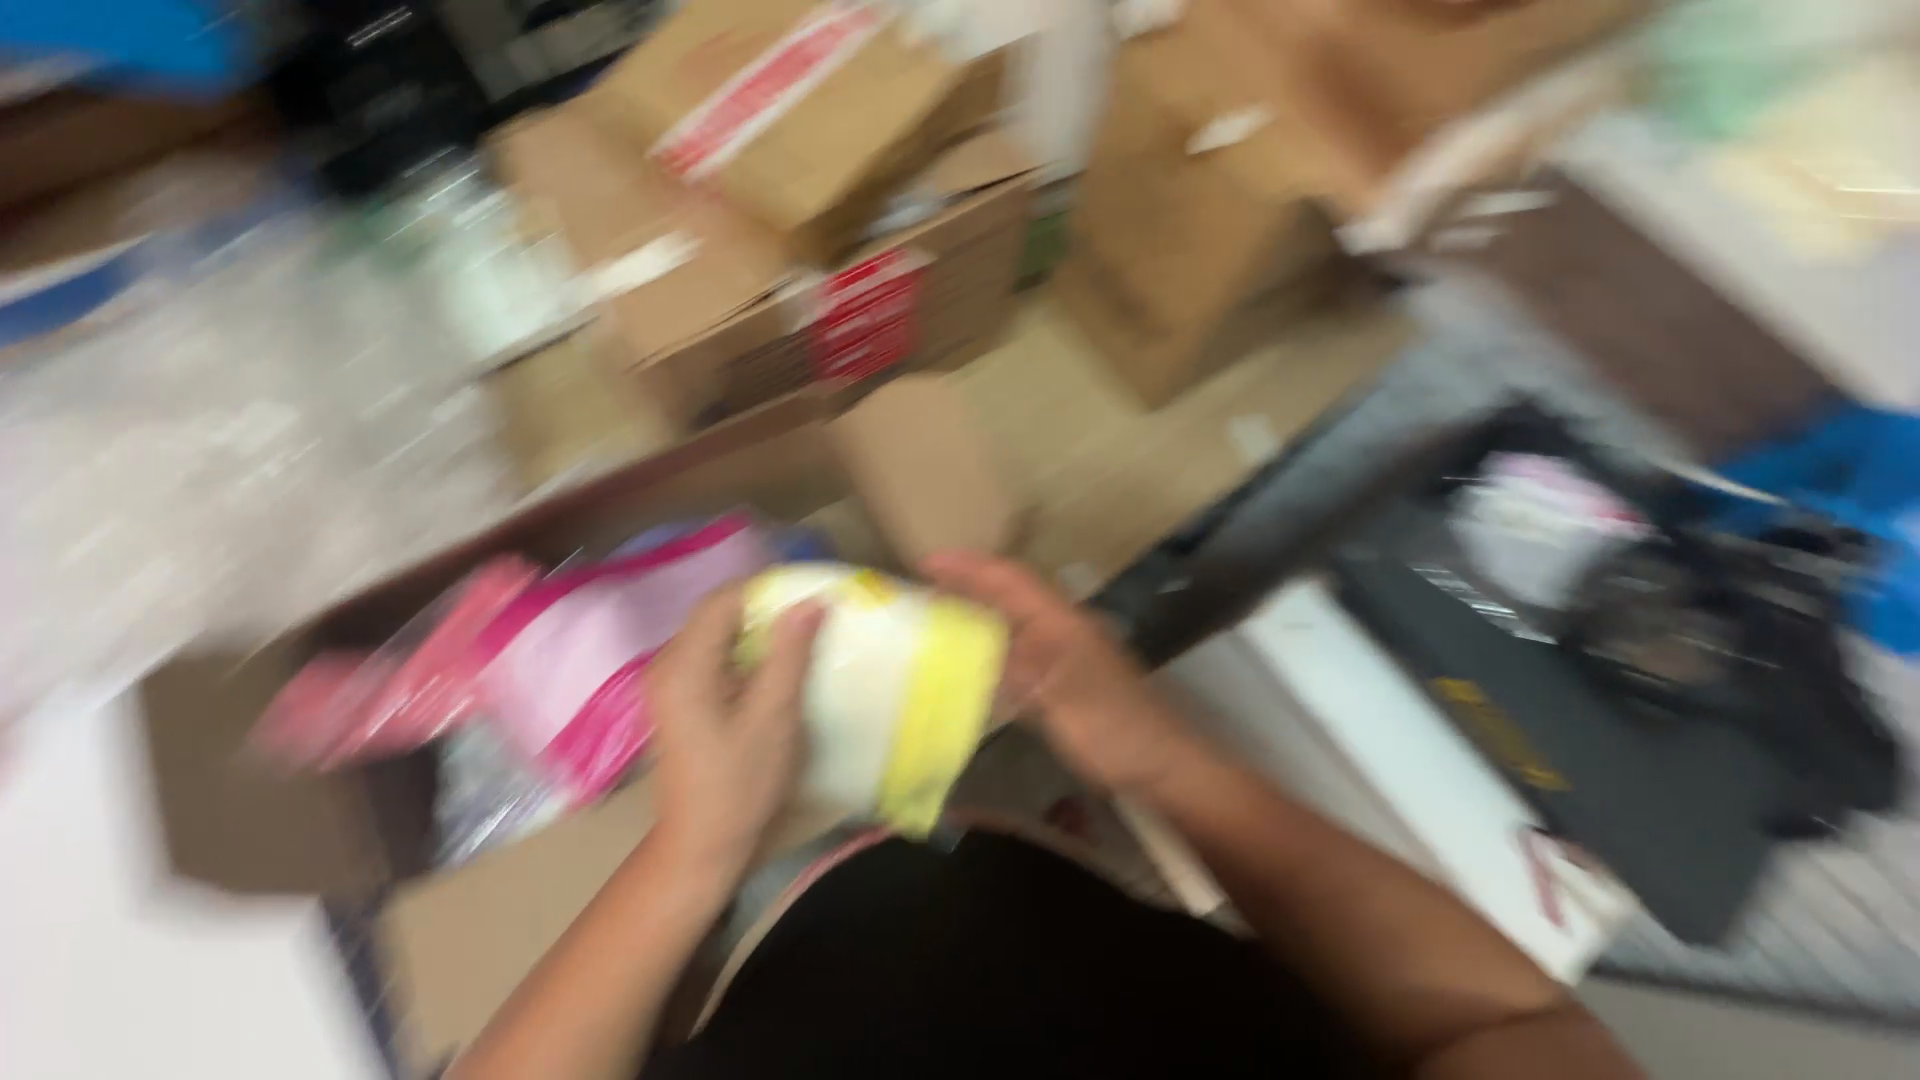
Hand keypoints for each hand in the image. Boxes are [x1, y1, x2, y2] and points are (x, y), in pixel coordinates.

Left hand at [645, 584, 824, 877]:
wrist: (702, 844)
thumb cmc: (740, 782)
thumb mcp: (775, 715)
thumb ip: (791, 653)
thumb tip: (811, 600)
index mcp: (684, 666)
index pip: (723, 601)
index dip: (767, 589)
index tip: (810, 593)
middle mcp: (668, 665)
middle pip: (716, 614)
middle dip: (765, 607)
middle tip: (812, 613)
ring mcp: (669, 684)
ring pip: (716, 634)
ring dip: (757, 629)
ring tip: (802, 634)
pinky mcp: (679, 700)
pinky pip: (713, 657)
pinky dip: (745, 651)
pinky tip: (776, 665)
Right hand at [922, 551, 1202, 797]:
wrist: (1162, 765)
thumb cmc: (1113, 727)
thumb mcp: (1059, 695)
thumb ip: (1012, 666)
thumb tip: (965, 646)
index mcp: (1062, 622)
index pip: (1010, 579)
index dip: (968, 567)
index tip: (925, 563)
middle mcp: (1062, 629)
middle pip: (1010, 594)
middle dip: (967, 583)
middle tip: (921, 586)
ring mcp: (1065, 656)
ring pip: (1012, 622)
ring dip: (976, 612)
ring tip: (935, 616)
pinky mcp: (1064, 684)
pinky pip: (1016, 654)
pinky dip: (988, 649)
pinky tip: (969, 663)